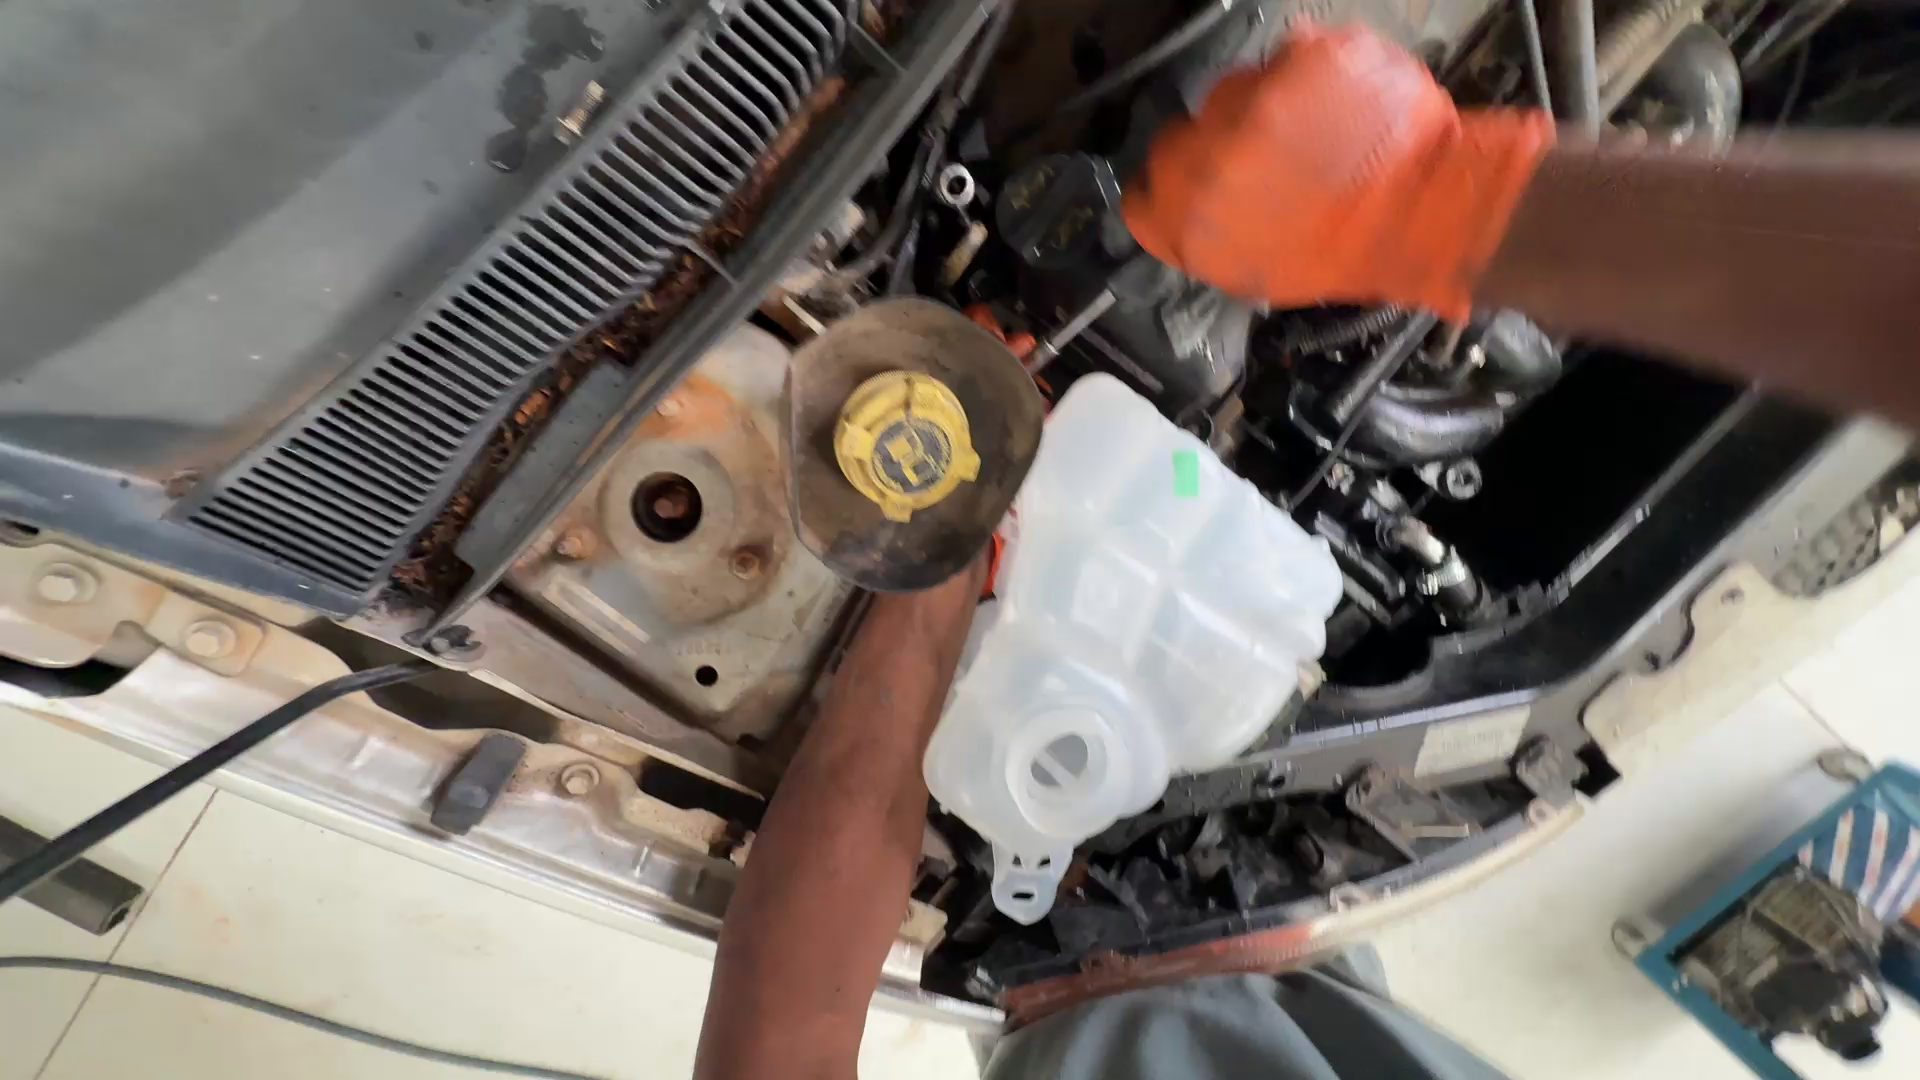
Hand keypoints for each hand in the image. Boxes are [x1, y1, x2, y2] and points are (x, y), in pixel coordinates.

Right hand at [1120, 23, 1555, 319]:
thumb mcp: (1244, 274)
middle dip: (1207, 144)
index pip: (1140, 194)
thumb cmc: (1331, 255)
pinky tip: (1331, 106)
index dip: (1160, 186)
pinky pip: (1285, 58)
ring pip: (1228, 91)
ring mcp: (1251, 106)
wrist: (1414, 213)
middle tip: (1252, 155)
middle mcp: (1204, 163)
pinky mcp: (1298, 62)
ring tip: (1304, 132)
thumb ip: (1197, 234)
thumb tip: (1183, 205)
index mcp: (1187, 224)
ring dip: (1255, 107)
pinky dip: (1305, 76)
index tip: (1183, 182)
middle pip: (1175, 136)